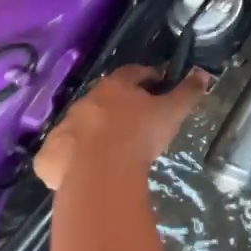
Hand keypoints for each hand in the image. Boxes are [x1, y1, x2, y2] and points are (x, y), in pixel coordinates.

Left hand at [34, 66, 212, 190]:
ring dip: (93, 133)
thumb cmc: (139, 136)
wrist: (99, 177)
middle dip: (119, 108)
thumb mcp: (174, 111)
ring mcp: (62, 129)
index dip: (148, 78)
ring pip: (80, 126)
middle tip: (137, 124)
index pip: (133, 73)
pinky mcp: (47, 157)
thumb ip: (188, 91)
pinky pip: (60, 153)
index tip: (159, 88)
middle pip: (105, 99)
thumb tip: (203, 73)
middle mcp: (84, 102)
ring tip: (112, 151)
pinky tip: (86, 170)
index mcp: (115, 87)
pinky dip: (71, 158)